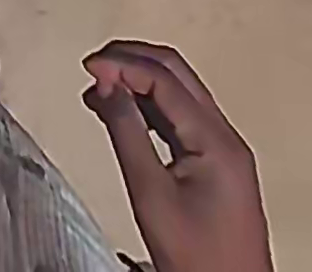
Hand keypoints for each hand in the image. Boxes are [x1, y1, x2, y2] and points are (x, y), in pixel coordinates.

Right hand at [82, 42, 272, 271]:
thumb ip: (126, 131)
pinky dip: (145, 100)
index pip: (163, 79)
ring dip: (136, 78)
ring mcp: (221, 146)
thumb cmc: (196, 257)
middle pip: (174, 71)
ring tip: (100, 87)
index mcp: (215, 140)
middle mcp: (223, 135)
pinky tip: (120, 109)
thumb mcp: (150, 192)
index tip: (89, 67)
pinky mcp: (213, 159)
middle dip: (130, 59)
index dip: (122, 64)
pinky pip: (177, 112)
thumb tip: (106, 84)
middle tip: (95, 66)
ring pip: (176, 88)